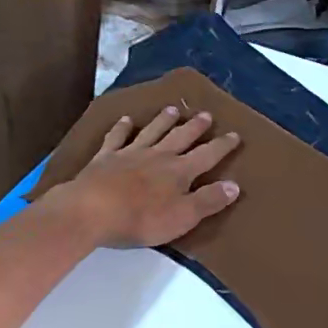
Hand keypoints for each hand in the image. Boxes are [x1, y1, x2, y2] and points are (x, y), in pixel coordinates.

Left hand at [42, 105, 241, 248]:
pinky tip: (126, 120)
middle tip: (206, 115)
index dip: (222, 146)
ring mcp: (130, 153)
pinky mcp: (105, 158)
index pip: (207, 156)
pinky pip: (116, 137)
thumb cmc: (142, 219)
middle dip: (195, 127)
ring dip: (163, 121)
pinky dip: (122, 127)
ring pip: (152, 132)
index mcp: (180, 172)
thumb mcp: (183, 216)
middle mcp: (158, 156)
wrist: (92, 211)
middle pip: (180, 137)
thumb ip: (209, 200)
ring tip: (173, 109)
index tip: (234, 135)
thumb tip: (234, 185)